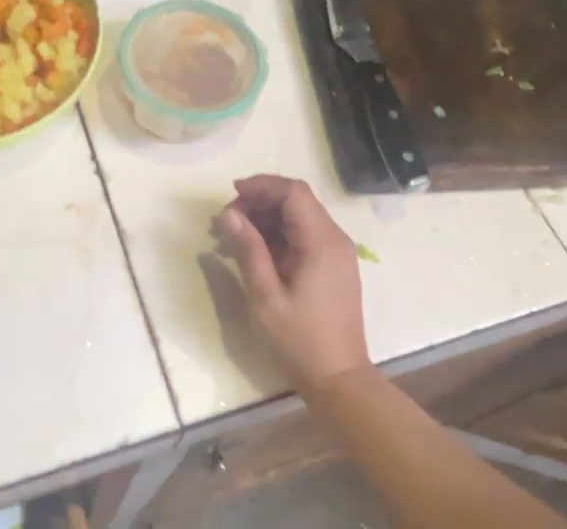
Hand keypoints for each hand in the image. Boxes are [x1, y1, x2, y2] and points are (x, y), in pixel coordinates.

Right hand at [215, 175, 369, 388]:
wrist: (339, 380)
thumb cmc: (300, 340)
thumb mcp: (265, 296)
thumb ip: (248, 250)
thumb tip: (229, 213)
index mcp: (322, 242)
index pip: (293, 192)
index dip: (262, 186)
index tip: (231, 195)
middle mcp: (335, 239)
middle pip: (296, 201)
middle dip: (259, 202)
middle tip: (227, 221)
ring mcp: (336, 253)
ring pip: (299, 217)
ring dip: (266, 218)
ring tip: (234, 236)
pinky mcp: (332, 266)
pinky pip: (303, 235)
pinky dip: (278, 235)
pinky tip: (254, 251)